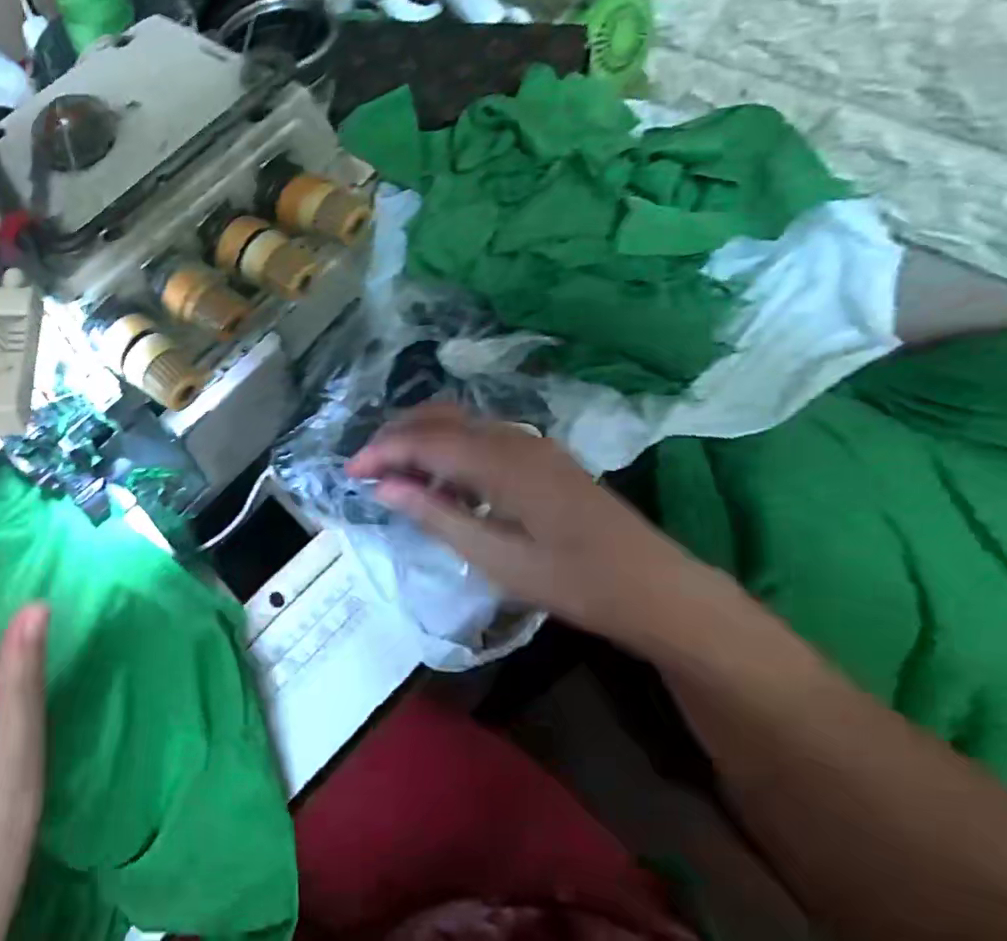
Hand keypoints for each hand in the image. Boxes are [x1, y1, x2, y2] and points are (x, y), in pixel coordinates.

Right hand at [345, 402, 733, 645]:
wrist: (659, 589)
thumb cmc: (573, 580)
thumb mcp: (494, 557)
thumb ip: (434, 515)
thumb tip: (383, 488)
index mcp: (501, 460)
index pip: (423, 440)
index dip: (380, 452)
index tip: (348, 474)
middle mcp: (514, 438)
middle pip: (439, 417)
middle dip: (395, 436)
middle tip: (365, 468)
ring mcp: (533, 444)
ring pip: (460, 423)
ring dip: (421, 440)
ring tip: (394, 476)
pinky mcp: (543, 457)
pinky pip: (482, 437)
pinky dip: (449, 449)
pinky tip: (442, 482)